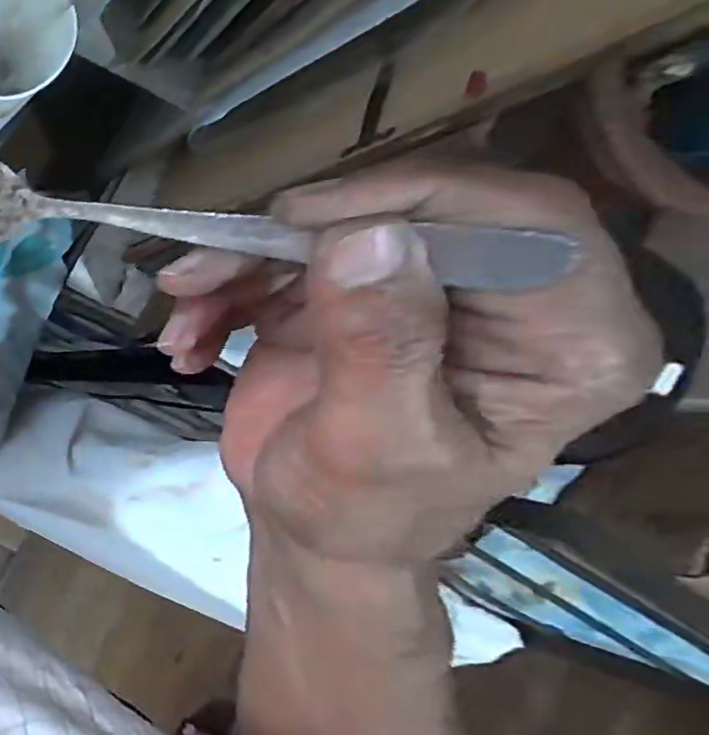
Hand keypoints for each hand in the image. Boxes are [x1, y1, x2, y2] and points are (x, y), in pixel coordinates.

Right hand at [156, 163, 660, 562]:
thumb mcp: (376, 443)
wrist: (307, 535)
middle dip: (282, 243)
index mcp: (556, 336)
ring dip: (226, 278)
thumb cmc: (361, 511)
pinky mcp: (328, 309)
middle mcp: (482, 301)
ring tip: (178, 328)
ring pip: (312, 244)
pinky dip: (212, 306)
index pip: (516, 223)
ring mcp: (397, 301)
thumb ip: (378, 346)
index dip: (411, 199)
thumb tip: (365, 240)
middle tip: (198, 274)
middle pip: (393, 220)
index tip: (298, 220)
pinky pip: (265, 278)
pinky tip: (185, 347)